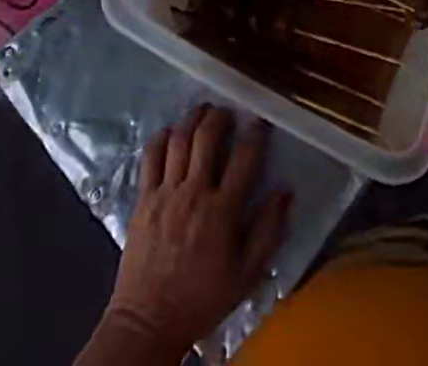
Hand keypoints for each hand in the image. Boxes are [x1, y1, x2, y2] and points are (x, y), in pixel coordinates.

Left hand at [97, 105, 290, 360]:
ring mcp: (165, 192)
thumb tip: (285, 192)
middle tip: (227, 110)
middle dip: (219, 118)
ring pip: (178, 141)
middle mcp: (193, 193)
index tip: (260, 123)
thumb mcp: (246, 274)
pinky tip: (169, 132)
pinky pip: (150, 157)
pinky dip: (160, 138)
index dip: (255, 136)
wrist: (150, 318)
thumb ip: (268, 231)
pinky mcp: (143, 197)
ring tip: (201, 110)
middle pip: (207, 139)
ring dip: (191, 120)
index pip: (244, 160)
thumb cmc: (203, 298)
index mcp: (222, 211)